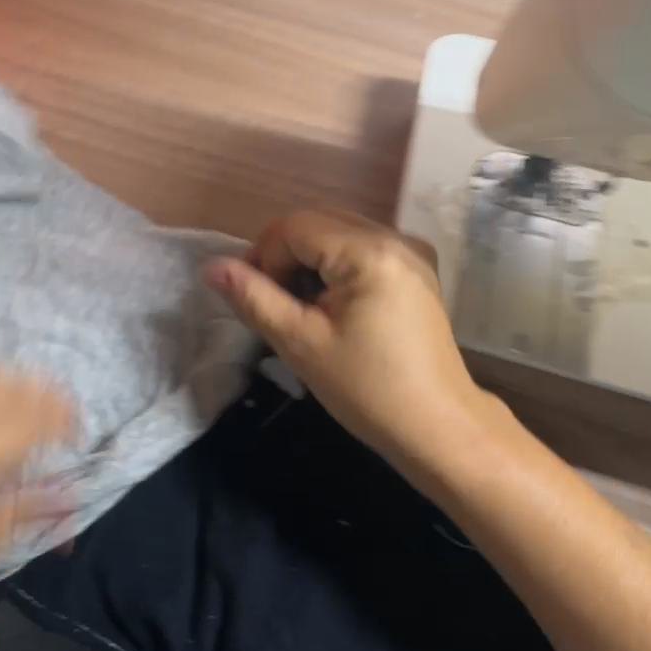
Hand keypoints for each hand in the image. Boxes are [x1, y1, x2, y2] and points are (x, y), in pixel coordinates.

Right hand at [201, 209, 495, 469]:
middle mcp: (394, 237)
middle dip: (285, 257)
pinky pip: (360, 247)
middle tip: (276, 305)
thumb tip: (211, 266)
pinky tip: (333, 307)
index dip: (265, 257)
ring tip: (303, 309)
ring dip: (307, 262)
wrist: (439, 427)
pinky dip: (334, 266)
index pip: (293, 227)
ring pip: (336, 233)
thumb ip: (253, 298)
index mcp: (369, 252)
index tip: (259, 302)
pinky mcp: (416, 267)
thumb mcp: (300, 343)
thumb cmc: (367, 389)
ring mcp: (410, 250)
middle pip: (315, 223)